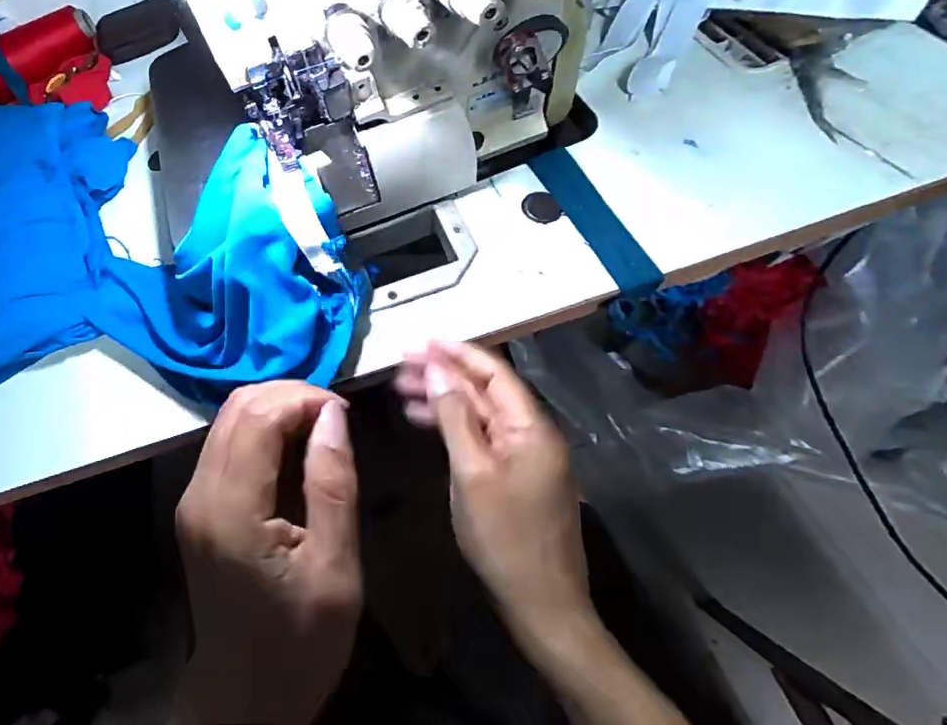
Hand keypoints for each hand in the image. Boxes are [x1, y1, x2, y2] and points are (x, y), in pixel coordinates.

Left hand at [174, 382, 360, 724]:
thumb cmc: (298, 644)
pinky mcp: (199, 504)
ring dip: (278, 406)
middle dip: (292, 394)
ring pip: (230, 416)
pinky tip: (297, 444)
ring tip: (322, 427)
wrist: (244, 701)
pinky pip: (229, 439)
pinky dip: (266, 426)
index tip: (345, 414)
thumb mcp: (335, 569)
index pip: (259, 415)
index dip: (305, 397)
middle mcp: (200, 494)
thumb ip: (333, 484)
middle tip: (336, 417)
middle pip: (238, 405)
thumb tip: (333, 413)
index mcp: (231, 511)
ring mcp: (193, 498)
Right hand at [395, 341, 590, 640]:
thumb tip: (440, 370)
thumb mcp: (472, 472)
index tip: (422, 341)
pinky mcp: (518, 474)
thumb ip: (456, 417)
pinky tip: (426, 423)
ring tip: (403, 390)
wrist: (543, 605)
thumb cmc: (505, 538)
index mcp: (531, 424)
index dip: (457, 352)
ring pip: (482, 413)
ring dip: (446, 399)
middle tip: (403, 365)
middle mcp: (533, 431)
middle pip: (486, 390)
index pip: (493, 372)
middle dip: (446, 374)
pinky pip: (484, 437)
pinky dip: (456, 427)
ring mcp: (527, 454)